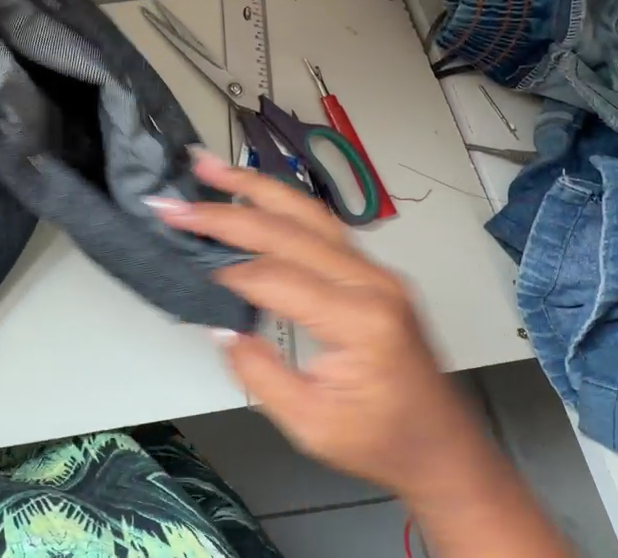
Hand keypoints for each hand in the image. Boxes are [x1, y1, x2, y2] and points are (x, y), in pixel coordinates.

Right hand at [154, 151, 492, 496]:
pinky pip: (319, 224)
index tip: (186, 265)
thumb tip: (220, 323)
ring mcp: (376, 271)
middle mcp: (372, 282)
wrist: (445, 453)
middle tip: (172, 203)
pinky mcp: (371, 271)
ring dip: (252, 185)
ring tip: (207, 164)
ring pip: (305, 211)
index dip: (226, 272)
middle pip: (285, 230)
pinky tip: (248, 189)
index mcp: (360, 320)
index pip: (275, 277)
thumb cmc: (380, 443)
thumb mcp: (309, 423)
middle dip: (221, 213)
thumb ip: (258, 371)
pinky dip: (277, 201)